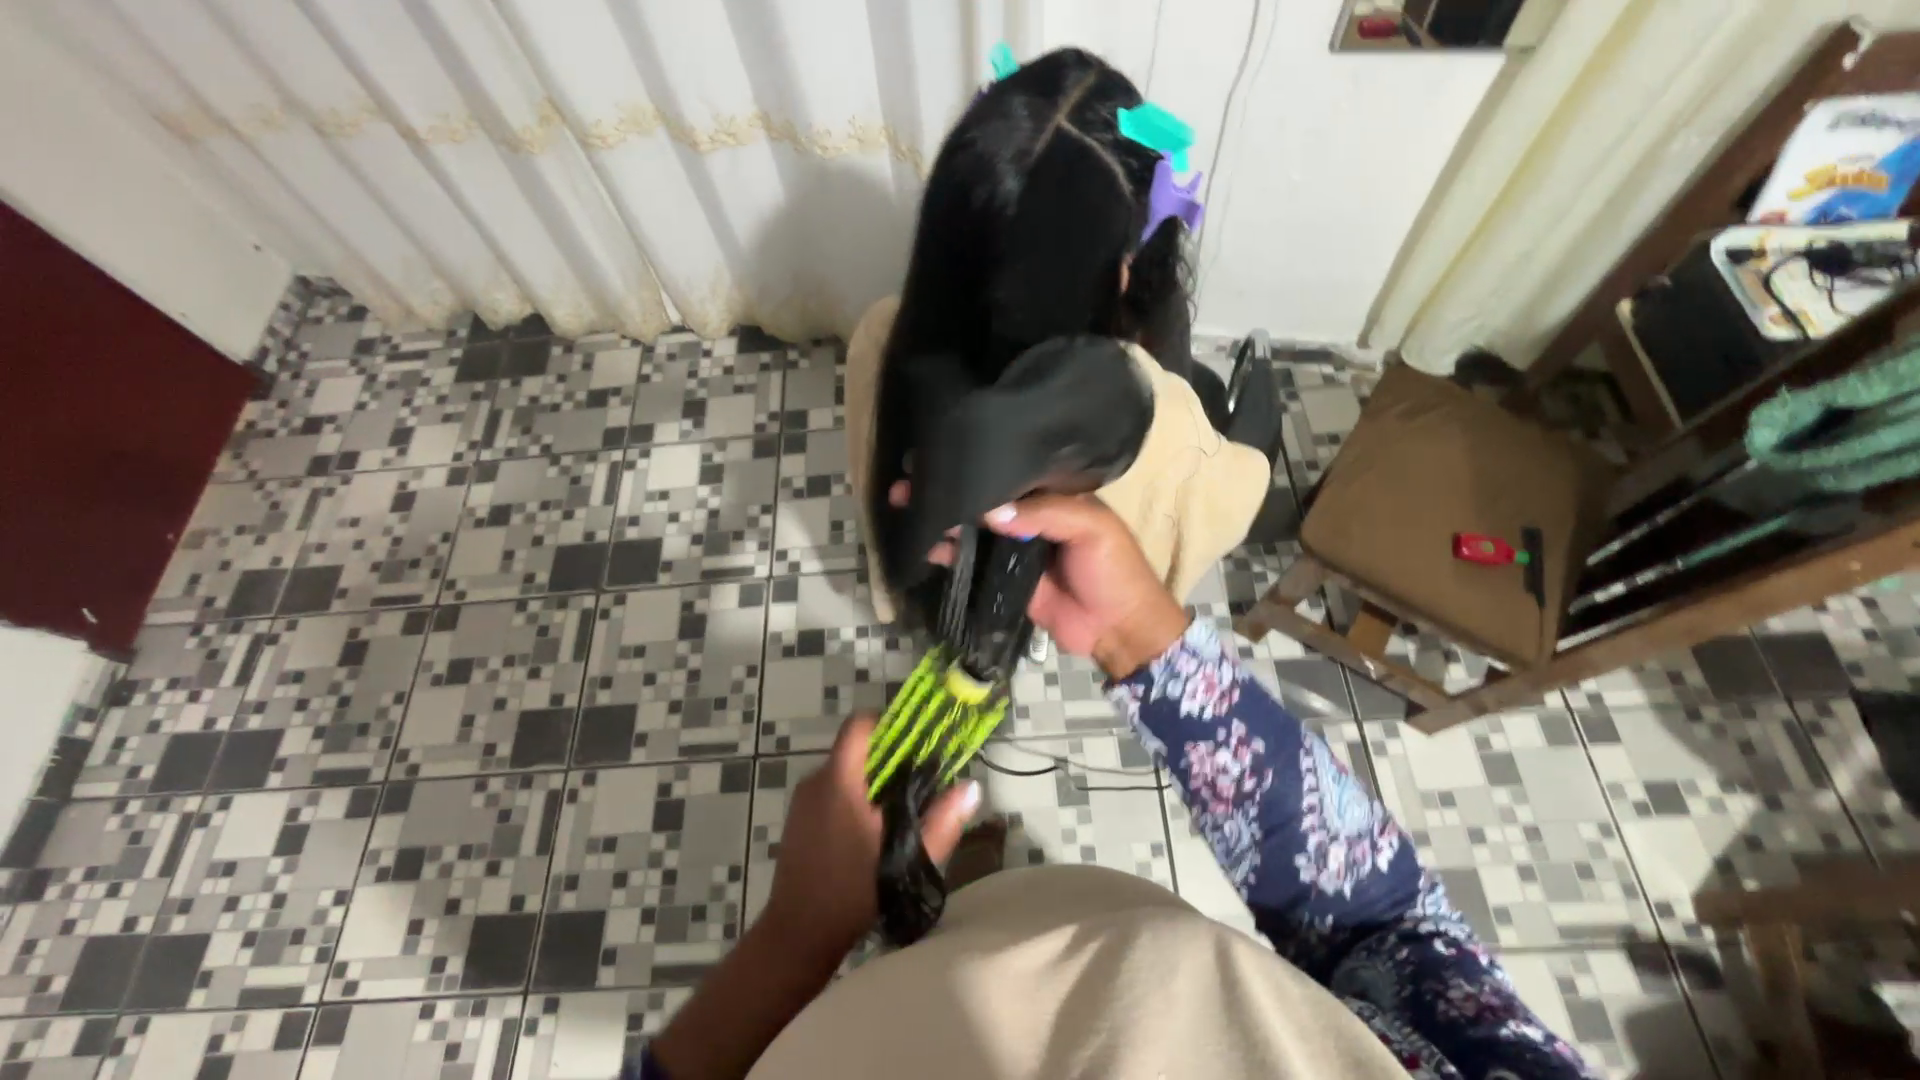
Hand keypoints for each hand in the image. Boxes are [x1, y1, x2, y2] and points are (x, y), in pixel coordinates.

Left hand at [760, 713, 979, 958]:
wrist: (797, 933)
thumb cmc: (853, 892)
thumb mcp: (907, 858)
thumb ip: (942, 821)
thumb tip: (971, 787)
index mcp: (839, 781)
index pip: (859, 726)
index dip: (888, 722)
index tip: (916, 741)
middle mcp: (815, 781)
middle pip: (855, 750)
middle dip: (887, 759)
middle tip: (919, 782)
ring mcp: (802, 801)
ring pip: (843, 772)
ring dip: (870, 782)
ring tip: (898, 811)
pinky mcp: (797, 819)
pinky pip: (829, 791)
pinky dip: (851, 797)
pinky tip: (870, 831)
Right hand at [890, 482, 1188, 677]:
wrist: (1118, 629)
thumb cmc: (1114, 570)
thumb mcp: (1091, 529)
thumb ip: (1045, 514)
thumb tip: (990, 511)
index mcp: (1055, 497)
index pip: (1010, 475)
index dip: (977, 466)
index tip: (941, 456)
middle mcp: (1030, 517)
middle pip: (983, 500)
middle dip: (948, 490)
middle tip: (908, 481)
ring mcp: (1014, 548)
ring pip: (972, 529)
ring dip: (941, 519)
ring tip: (903, 504)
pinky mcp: (1003, 579)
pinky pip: (972, 562)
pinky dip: (948, 553)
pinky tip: (924, 543)